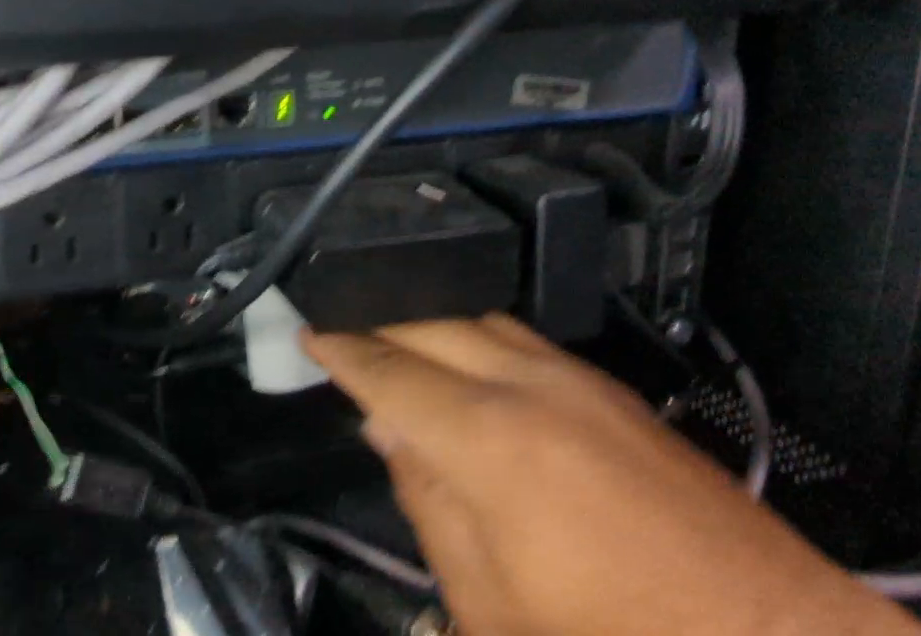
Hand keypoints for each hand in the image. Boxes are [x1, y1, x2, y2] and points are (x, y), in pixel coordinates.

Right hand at [301, 315, 920, 635]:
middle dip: (373, 318)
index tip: (307, 331)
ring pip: (476, 317)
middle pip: (428, 323)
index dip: (339, 348)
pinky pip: (520, 337)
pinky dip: (472, 333)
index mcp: (487, 438)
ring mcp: (577, 380)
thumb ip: (427, 501)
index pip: (387, 369)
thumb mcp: (489, 602)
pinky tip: (459, 355)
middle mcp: (528, 385)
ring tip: (388, 331)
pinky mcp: (613, 391)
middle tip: (334, 323)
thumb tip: (387, 429)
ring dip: (424, 318)